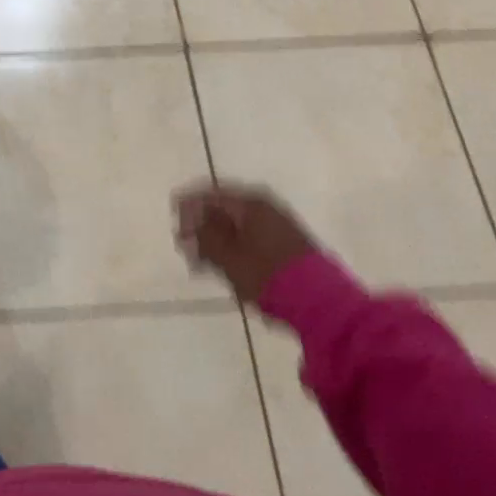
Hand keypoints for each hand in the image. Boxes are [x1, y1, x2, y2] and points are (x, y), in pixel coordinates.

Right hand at [174, 181, 317, 305]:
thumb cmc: (265, 275)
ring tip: (202, 266)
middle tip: (187, 252)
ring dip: (214, 241)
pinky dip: (232, 248)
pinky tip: (225, 269)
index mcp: (248, 203)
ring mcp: (276, 224)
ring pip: (234, 225)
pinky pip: (248, 237)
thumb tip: (189, 221)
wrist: (319, 301)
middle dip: (200, 228)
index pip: (206, 194)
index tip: (177, 233)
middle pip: (220, 208)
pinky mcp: (284, 242)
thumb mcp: (226, 257)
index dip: (186, 209)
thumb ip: (203, 236)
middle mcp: (263, 206)